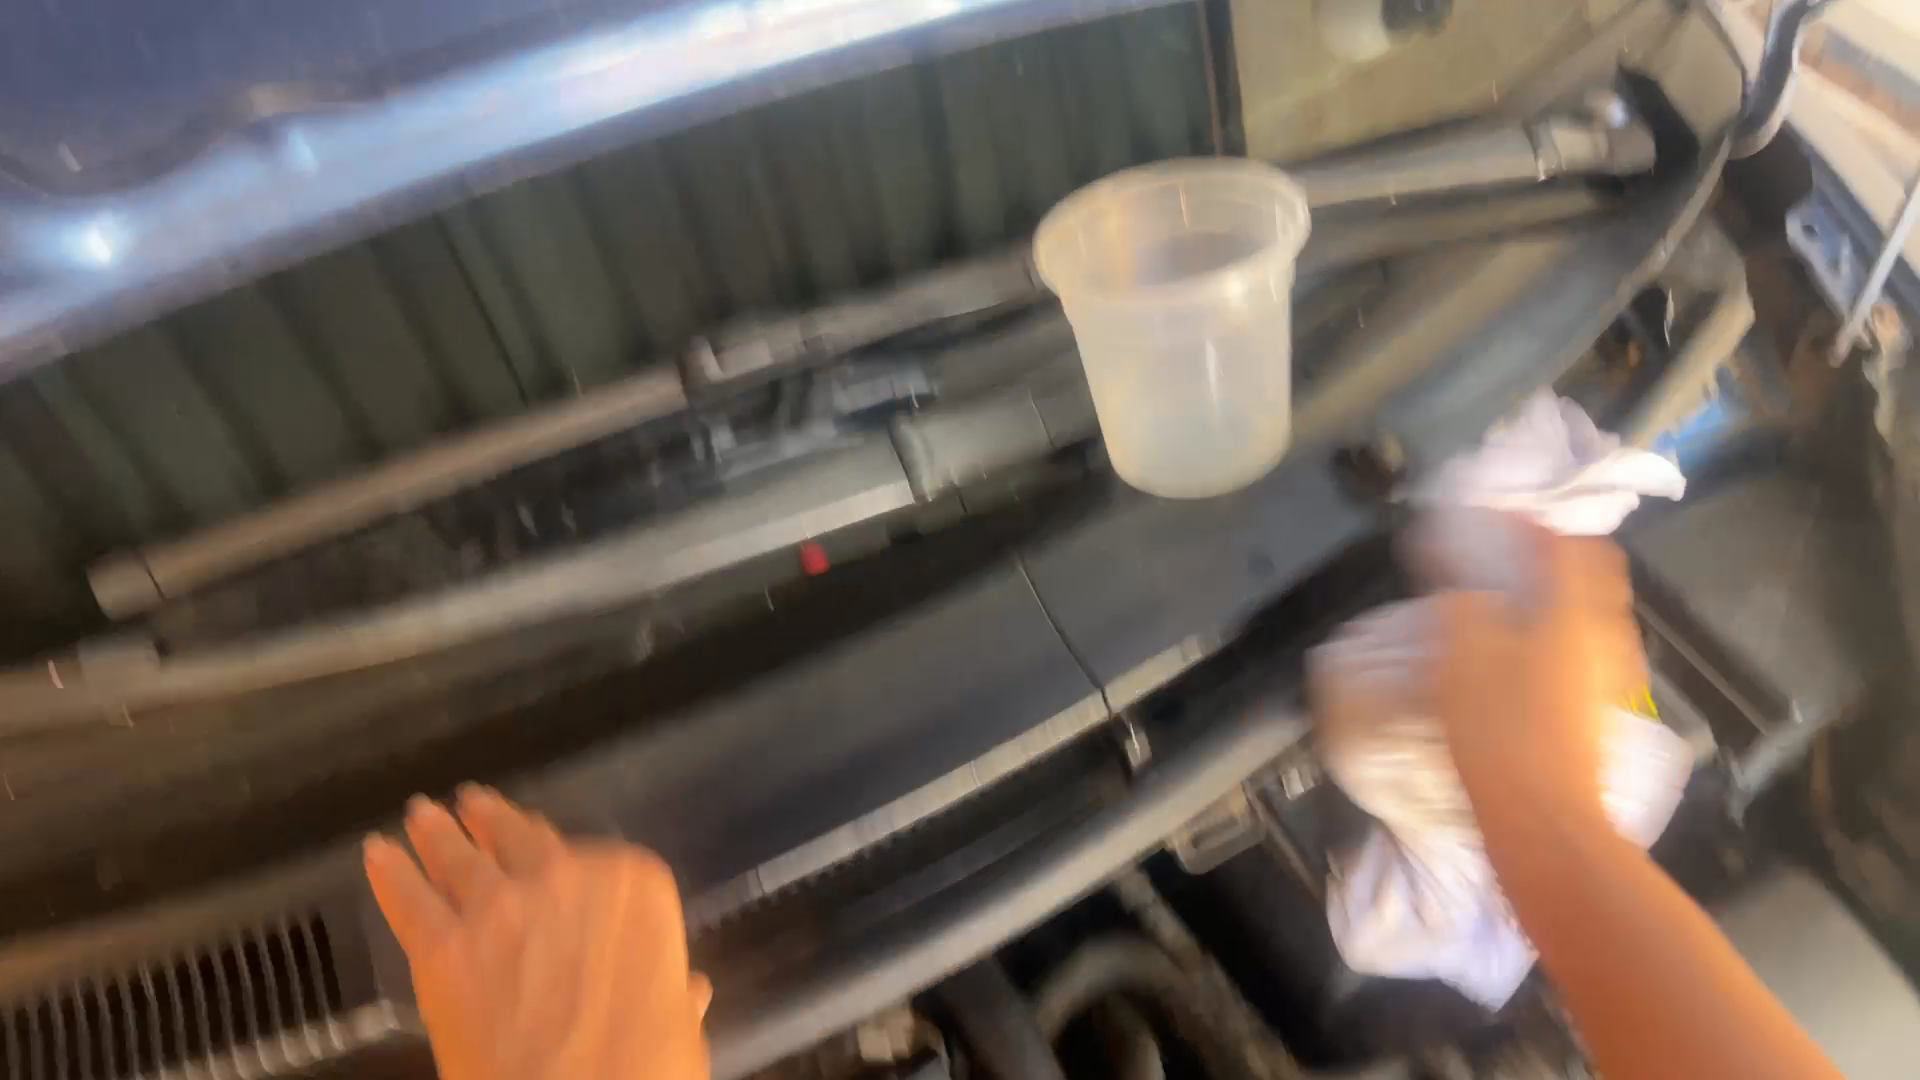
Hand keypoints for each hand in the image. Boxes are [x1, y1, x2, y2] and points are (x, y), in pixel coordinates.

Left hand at [364, 787, 711, 1079]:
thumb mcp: (680, 1022)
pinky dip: (391, 874)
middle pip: (524, 840)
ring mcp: (504, 906)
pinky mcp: (446, 948)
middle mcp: (570, 876)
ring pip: (466, 858)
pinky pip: (412, 901)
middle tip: (471, 802)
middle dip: (494, 820)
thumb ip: (678, 994)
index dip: (560, 848)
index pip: (594, 855)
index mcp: (634, 884)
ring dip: (439, 833)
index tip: (539, 836)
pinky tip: (376, 851)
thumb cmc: (645, 1059)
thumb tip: (692, 992)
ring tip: (422, 812)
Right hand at [1423, 518, 1645, 824]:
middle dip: (1537, 561)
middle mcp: (1605, 639)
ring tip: (1486, 602)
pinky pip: (1570, 648)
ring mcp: (1607, 676)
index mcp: (1576, 617)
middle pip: (1583, 581)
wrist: (1541, 814)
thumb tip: (1460, 580)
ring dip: (1537, 599)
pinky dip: (1539, 633)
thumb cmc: (1498, 726)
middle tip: (1487, 558)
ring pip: (1577, 617)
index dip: (1534, 526)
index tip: (1492, 519)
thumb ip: (1463, 604)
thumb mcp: (1462, 652)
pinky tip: (1501, 652)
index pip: (1573, 547)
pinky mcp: (1594, 706)